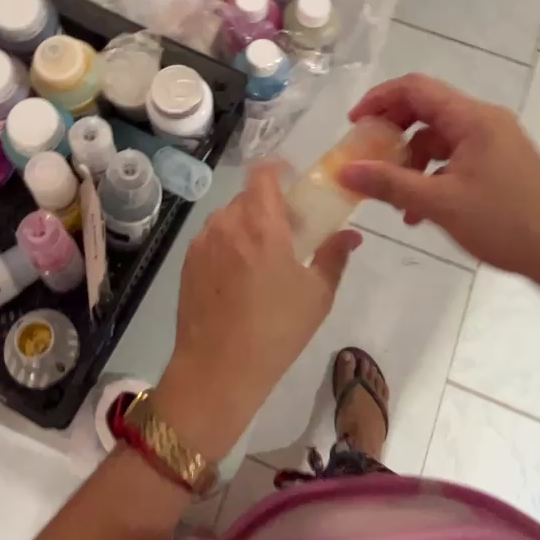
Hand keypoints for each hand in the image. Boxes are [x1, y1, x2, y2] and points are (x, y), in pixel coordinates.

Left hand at [152, 163, 361, 459]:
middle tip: (287, 229)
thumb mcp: (316, 296)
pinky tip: (239, 276)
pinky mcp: (188, 261)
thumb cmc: (276, 331)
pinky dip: (228, 243)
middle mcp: (228, 223)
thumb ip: (333, 256)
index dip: (277, 170)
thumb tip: (351, 236)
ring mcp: (203, 241)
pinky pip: (212, 237)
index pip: (262, 173)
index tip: (293, 181)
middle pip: (248, 196)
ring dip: (247, 224)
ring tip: (263, 256)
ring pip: (228, 216)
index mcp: (262, 224)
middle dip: (268, 204)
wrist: (217, 369)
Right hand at [337, 73, 539, 288]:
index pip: (415, 89)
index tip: (354, 125)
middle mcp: (485, 120)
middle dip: (392, 132)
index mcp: (472, 118)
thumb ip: (389, 184)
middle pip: (427, 109)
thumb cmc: (505, 223)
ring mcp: (496, 142)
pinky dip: (433, 174)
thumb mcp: (439, 204)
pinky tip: (421, 211)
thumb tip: (344, 171)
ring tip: (393, 197)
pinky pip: (456, 157)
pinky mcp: (502, 163)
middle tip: (367, 155)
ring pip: (439, 137)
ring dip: (411, 161)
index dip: (379, 100)